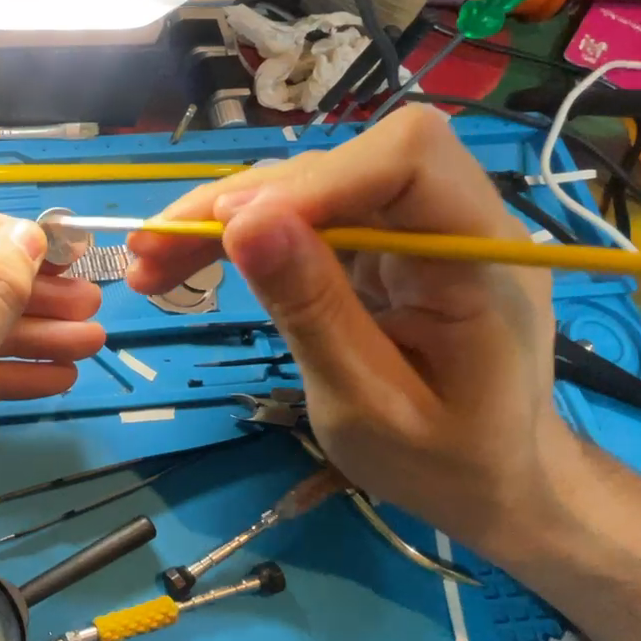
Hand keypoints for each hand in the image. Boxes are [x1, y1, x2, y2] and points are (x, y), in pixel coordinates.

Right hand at [127, 106, 571, 550]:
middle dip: (234, 202)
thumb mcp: (367, 405)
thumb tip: (243, 223)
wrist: (493, 480)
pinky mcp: (375, 243)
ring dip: (218, 218)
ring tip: (147, 264)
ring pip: (302, 186)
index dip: (314, 181)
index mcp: (479, 258)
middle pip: (335, 164)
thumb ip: (312, 311)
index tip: (232, 231)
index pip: (407, 159)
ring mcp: (410, 228)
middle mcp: (450, 220)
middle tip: (149, 253)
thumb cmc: (444, 461)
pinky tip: (181, 262)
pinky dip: (235, 237)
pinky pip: (297, 217)